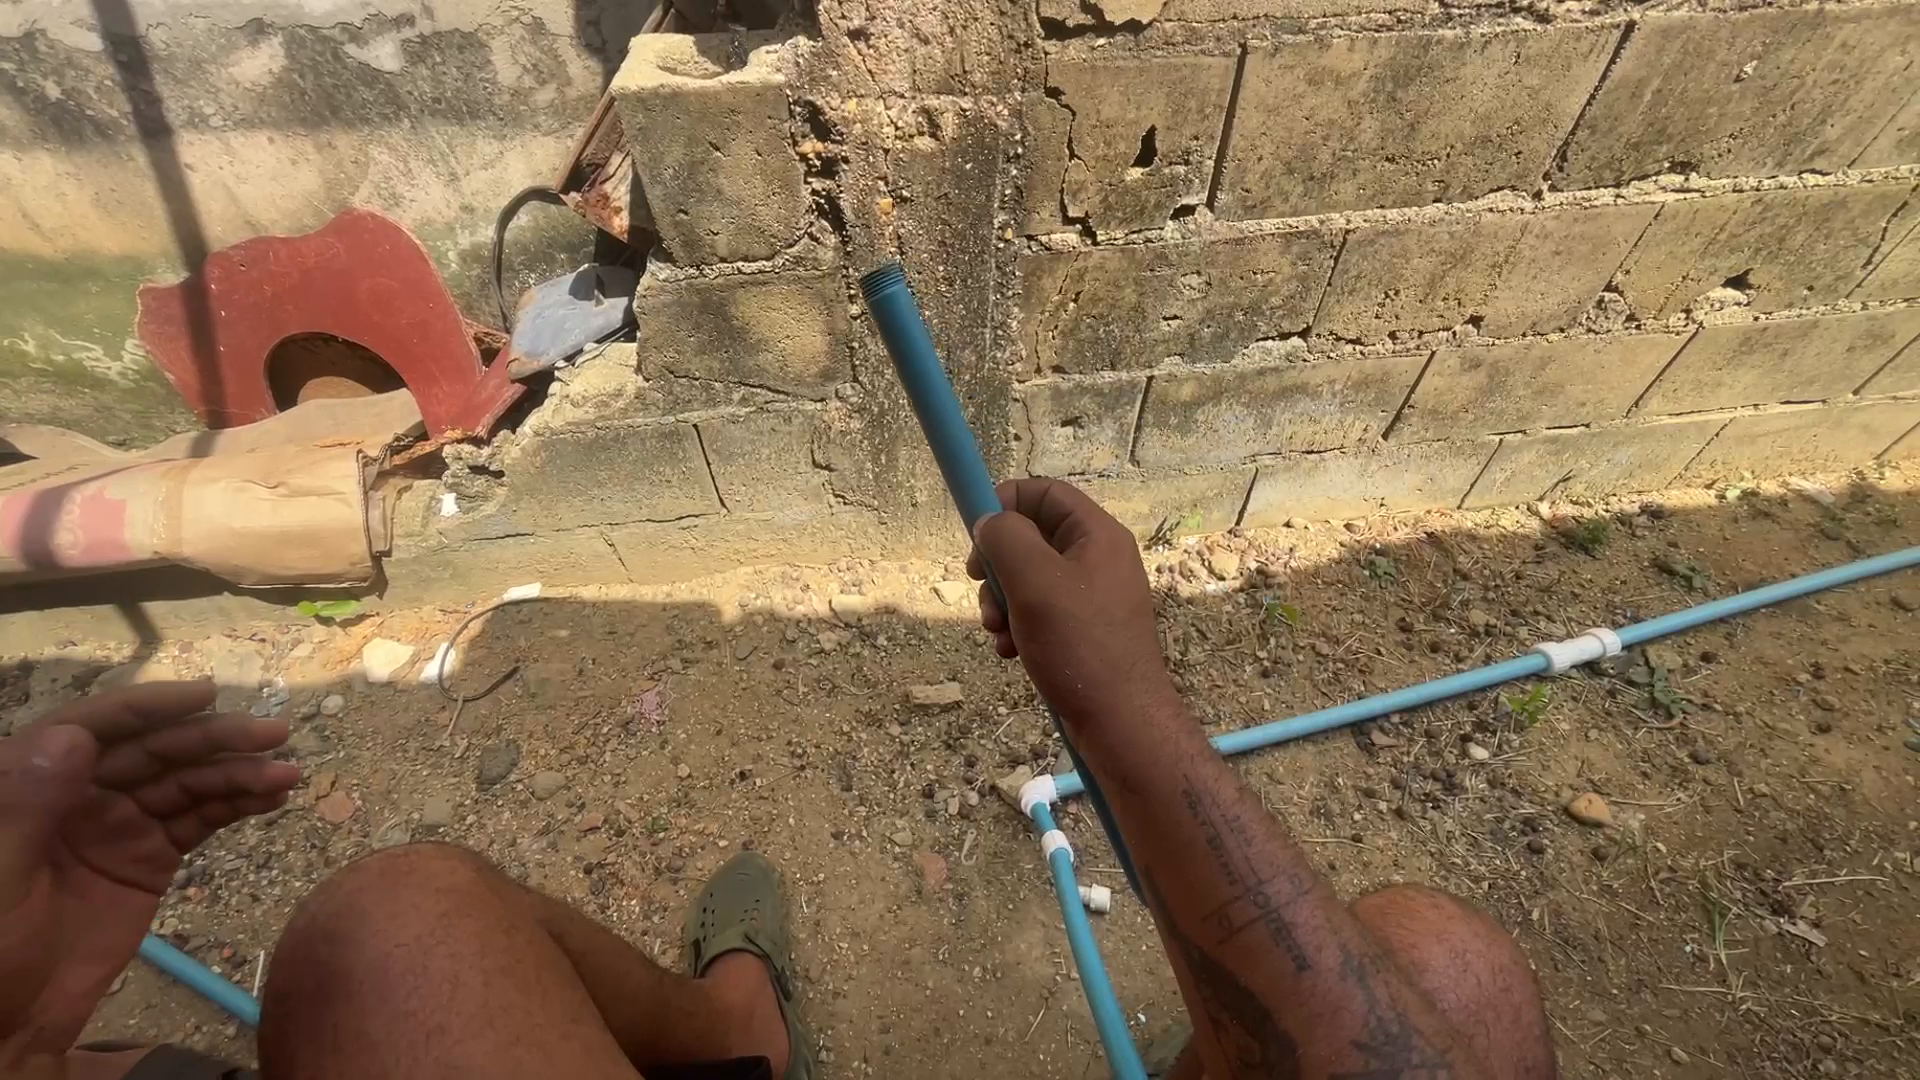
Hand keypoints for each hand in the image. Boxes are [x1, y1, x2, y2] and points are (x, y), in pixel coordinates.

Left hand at [0, 682, 298, 1052]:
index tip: (207, 695)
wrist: (2, 1033)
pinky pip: (201, 819)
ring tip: (288, 778)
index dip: (144, 707)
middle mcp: (75, 801)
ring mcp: (117, 828)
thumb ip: (23, 811)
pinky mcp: (150, 856)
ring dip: (241, 774)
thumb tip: (69, 737)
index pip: (84, 732)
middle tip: (276, 735)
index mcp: (27, 797)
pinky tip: (273, 801)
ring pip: (188, 784)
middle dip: (216, 740)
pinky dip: (240, 805)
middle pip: (153, 753)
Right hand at [968, 478, 1180, 728]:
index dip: (1007, 501)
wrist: (1120, 722)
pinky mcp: (1083, 629)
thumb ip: (1005, 539)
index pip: (1046, 493)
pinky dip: (1018, 626)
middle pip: (1033, 536)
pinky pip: (1040, 611)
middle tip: (981, 587)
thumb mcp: (1033, 581)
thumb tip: (989, 522)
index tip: (976, 531)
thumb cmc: (1079, 644)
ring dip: (1002, 600)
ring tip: (997, 630)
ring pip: (1030, 578)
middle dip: (998, 563)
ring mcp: (1091, 596)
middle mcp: (1098, 559)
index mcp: (1097, 535)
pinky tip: (1010, 651)